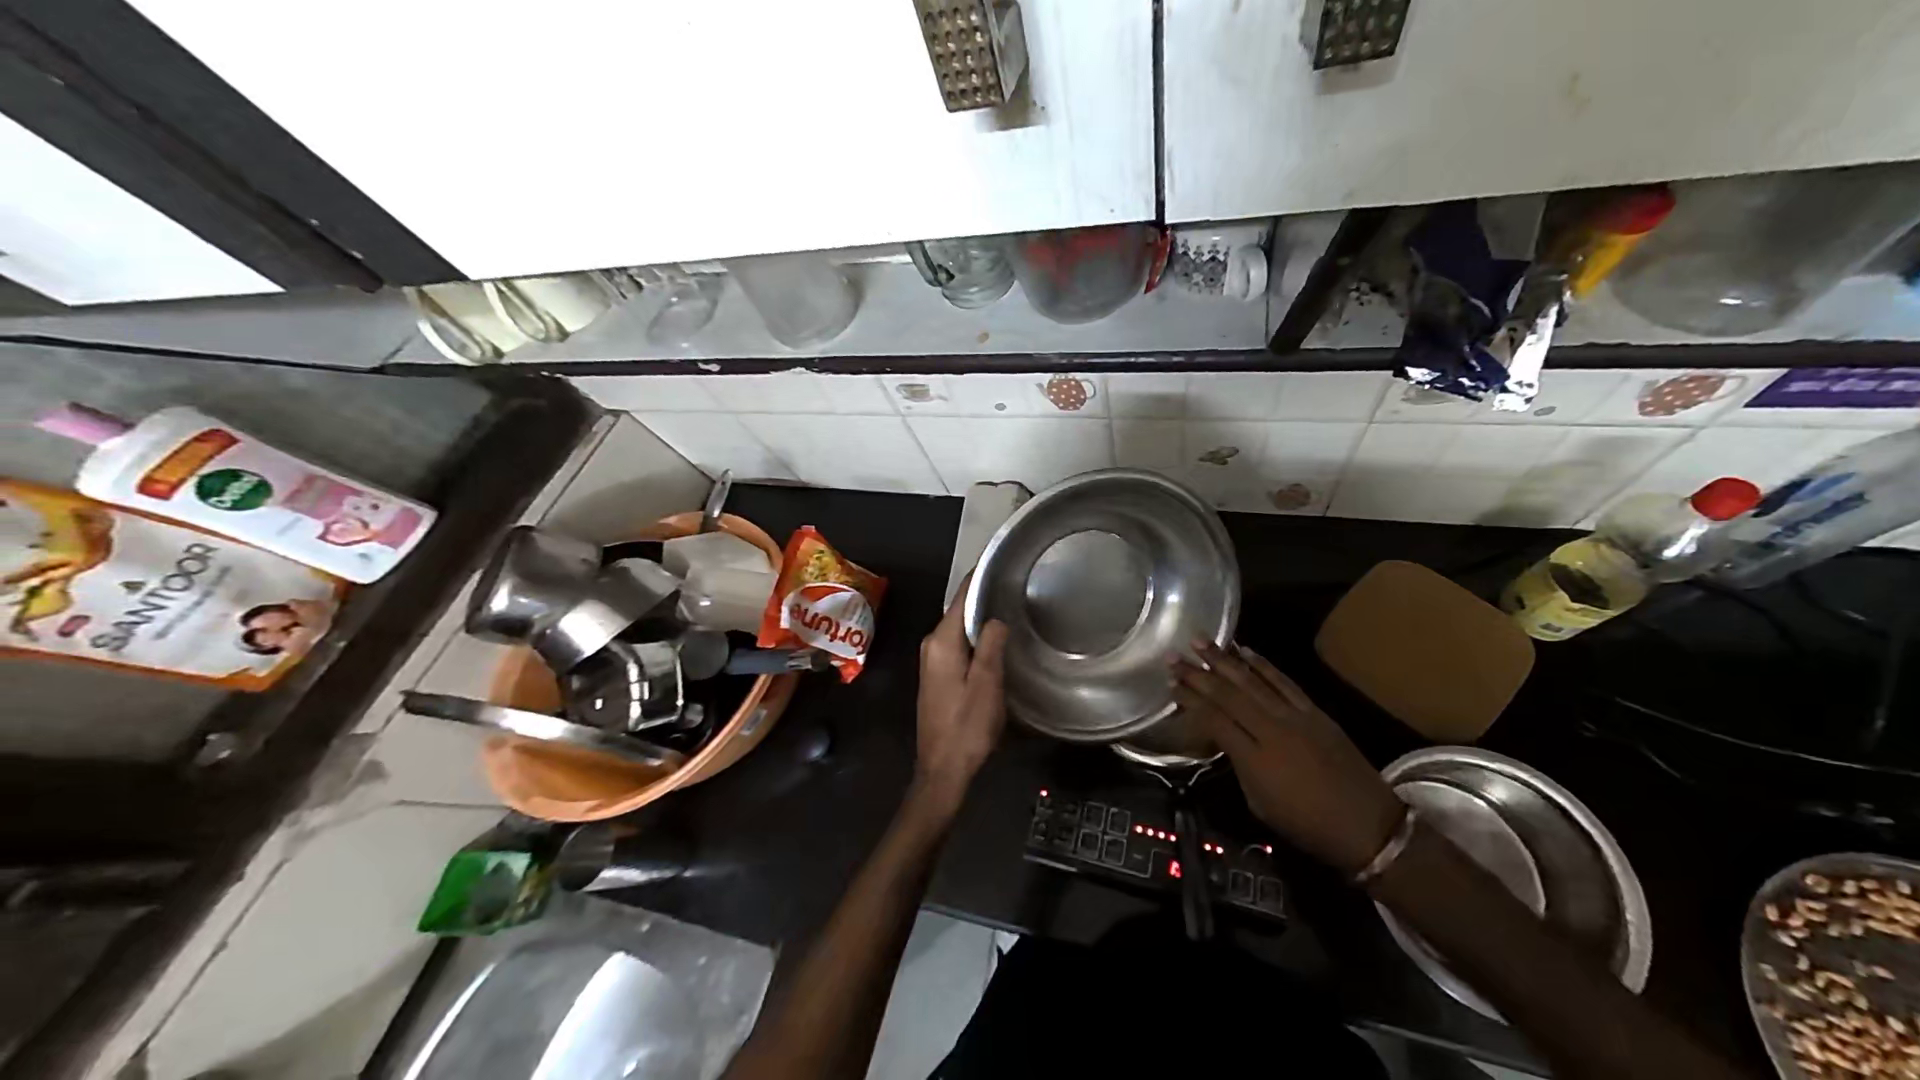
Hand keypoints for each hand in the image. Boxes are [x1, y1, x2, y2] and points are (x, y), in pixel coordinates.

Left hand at [913, 585, 1009, 816]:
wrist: (943, 769)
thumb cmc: (967, 726)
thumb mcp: (987, 683)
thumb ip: (992, 644)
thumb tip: (996, 617)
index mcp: (941, 642)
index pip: (961, 598)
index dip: (979, 579)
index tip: (1000, 564)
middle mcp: (931, 645)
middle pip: (959, 612)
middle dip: (984, 598)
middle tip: (1016, 587)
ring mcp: (932, 662)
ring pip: (960, 630)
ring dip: (981, 621)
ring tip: (1012, 609)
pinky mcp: (938, 677)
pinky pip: (958, 646)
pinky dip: (976, 639)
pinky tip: (996, 642)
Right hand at [1172, 641, 1403, 876]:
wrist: (1368, 826)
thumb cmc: (1306, 824)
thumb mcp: (1259, 803)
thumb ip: (1238, 764)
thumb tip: (1227, 739)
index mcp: (1254, 758)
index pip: (1213, 718)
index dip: (1190, 700)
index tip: (1170, 684)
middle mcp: (1272, 730)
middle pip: (1228, 694)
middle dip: (1198, 674)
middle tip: (1174, 656)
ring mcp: (1295, 717)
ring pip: (1253, 681)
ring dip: (1224, 659)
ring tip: (1201, 642)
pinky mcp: (1315, 712)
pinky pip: (1284, 682)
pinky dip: (1263, 664)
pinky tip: (1245, 651)